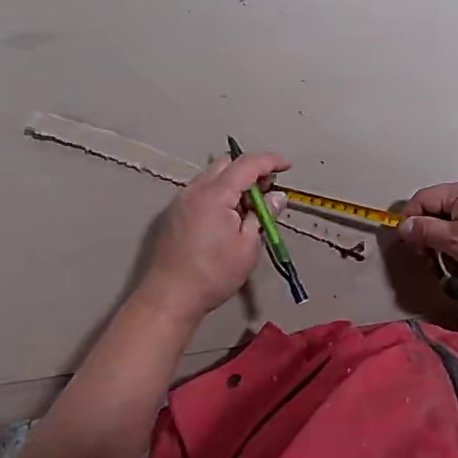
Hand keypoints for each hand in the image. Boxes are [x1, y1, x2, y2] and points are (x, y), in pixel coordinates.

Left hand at [133, 151, 291, 319]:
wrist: (171, 296)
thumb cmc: (213, 274)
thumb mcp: (248, 246)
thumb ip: (263, 215)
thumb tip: (276, 197)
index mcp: (215, 194)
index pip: (246, 164)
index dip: (270, 161)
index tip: (286, 167)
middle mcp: (195, 190)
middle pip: (227, 164)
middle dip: (251, 171)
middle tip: (268, 191)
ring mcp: (181, 201)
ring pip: (213, 177)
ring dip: (234, 183)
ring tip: (249, 209)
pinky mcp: (174, 213)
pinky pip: (201, 191)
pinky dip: (219, 194)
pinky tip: (228, 218)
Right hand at [398, 179, 457, 291]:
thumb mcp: (455, 244)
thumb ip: (425, 231)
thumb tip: (404, 225)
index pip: (422, 198)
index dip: (410, 222)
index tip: (413, 245)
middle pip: (440, 205)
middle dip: (431, 231)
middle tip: (432, 256)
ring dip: (450, 234)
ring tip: (456, 257)